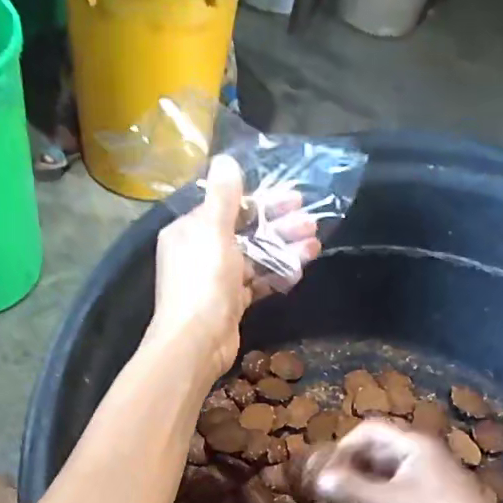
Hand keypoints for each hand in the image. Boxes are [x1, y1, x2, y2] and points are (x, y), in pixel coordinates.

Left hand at [147, 155, 320, 377]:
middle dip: (279, 226)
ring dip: (283, 249)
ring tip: (314, 246)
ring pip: (253, 257)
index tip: (294, 198)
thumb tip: (225, 159)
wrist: (195, 342)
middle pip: (244, 231)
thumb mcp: (213, 231)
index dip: (261, 201)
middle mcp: (199, 252)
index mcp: (189, 231)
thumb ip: (223, 196)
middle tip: (311, 223)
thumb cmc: (202, 282)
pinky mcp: (228, 303)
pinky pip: (255, 283)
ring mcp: (214, 280)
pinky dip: (275, 275)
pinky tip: (299, 270)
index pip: (227, 206)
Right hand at [308, 421, 502, 502]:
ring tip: (344, 492)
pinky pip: (396, 474)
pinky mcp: (430, 484)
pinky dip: (377, 483)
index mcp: (413, 442)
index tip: (328, 468)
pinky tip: (368, 501)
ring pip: (385, 460)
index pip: (369, 429)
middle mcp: (420, 447)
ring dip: (362, 472)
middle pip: (376, 443)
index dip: (344, 445)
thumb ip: (354, 489)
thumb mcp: (392, 502)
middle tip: (331, 481)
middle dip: (351, 459)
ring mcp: (427, 465)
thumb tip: (319, 480)